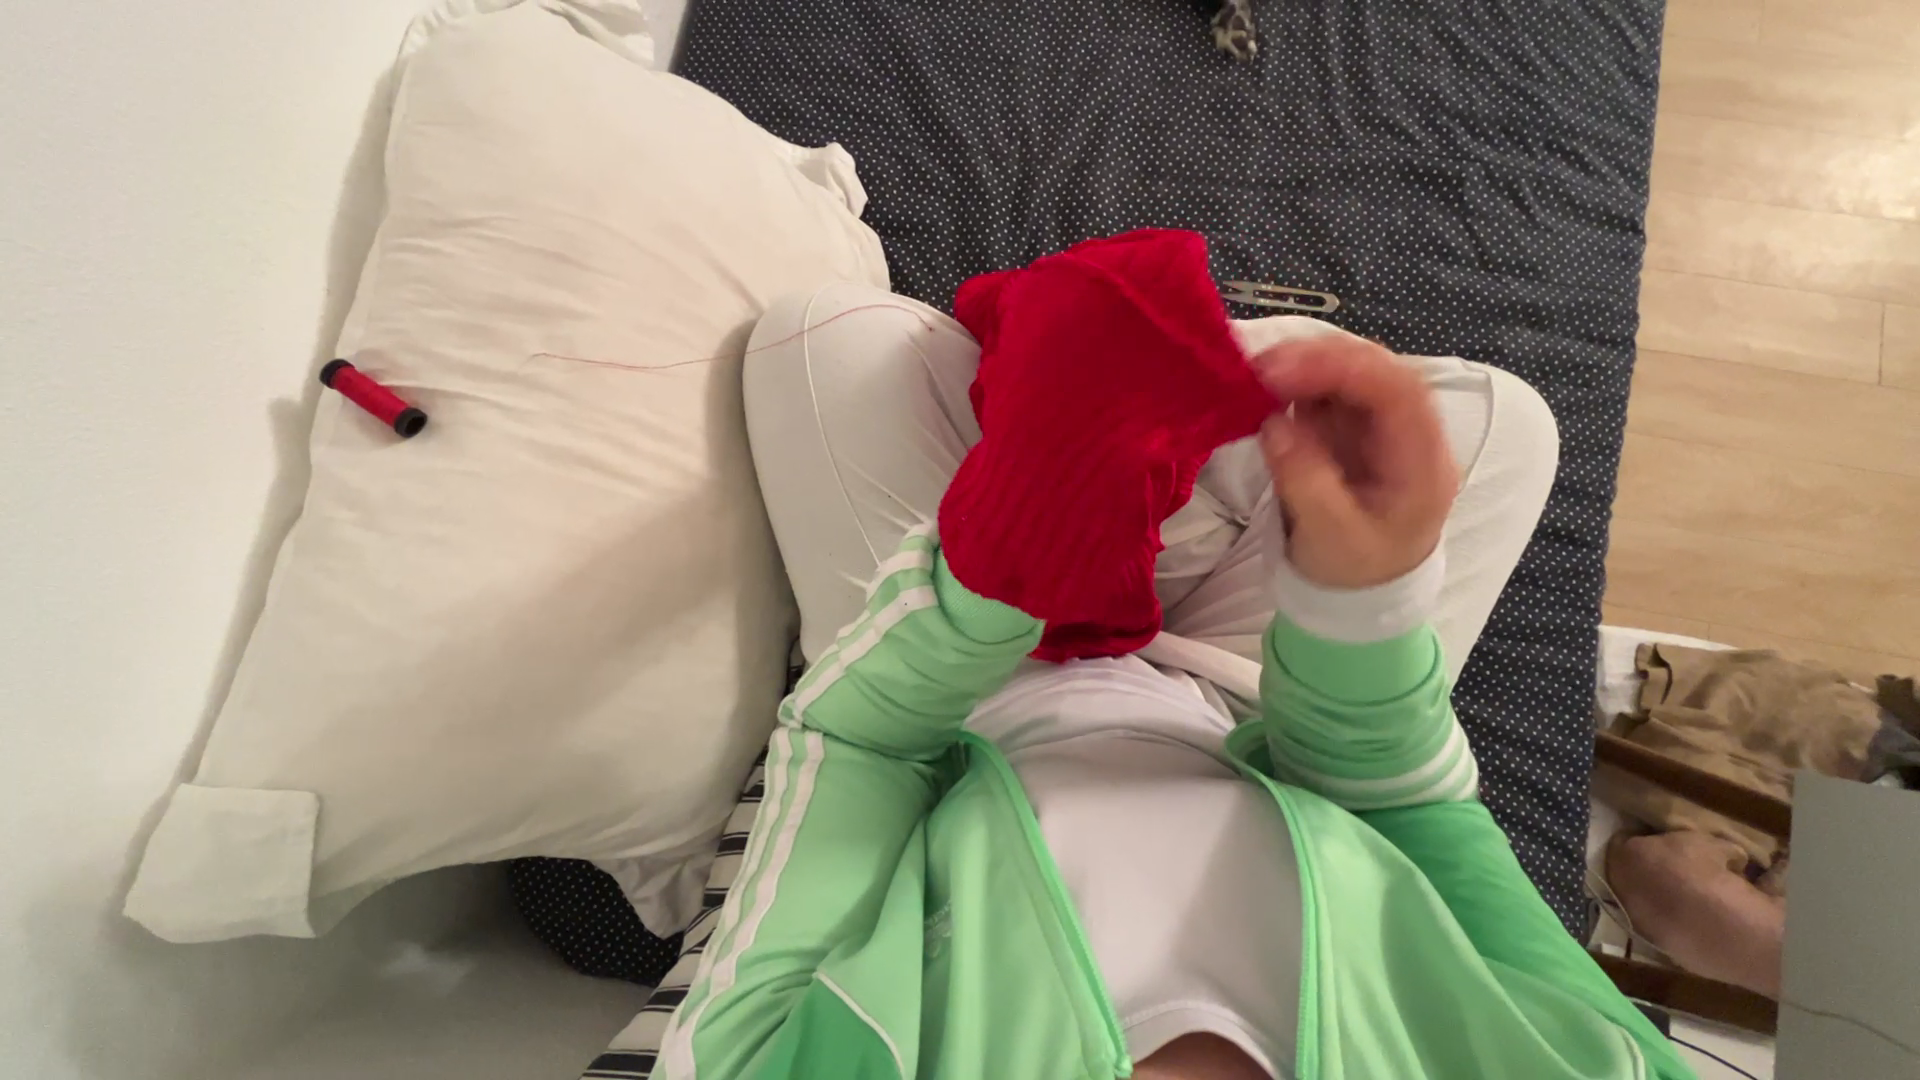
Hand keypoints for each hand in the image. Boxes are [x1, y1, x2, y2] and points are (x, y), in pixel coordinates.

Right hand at [1249, 337, 1455, 588]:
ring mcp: (1378, 426)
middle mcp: (1407, 431)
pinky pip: (1325, 390)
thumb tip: (1273, 423)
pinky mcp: (1349, 428)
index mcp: (1422, 461)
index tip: (1282, 371)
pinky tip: (1263, 387)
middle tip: (1259, 366)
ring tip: (1254, 374)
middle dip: (1318, 358)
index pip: (1397, 392)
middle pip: (1375, 370)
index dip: (1343, 369)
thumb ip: (1306, 481)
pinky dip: (1294, 382)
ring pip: (1349, 373)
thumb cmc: (1354, 568)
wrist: (1359, 589)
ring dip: (1302, 365)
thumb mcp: (1331, 536)